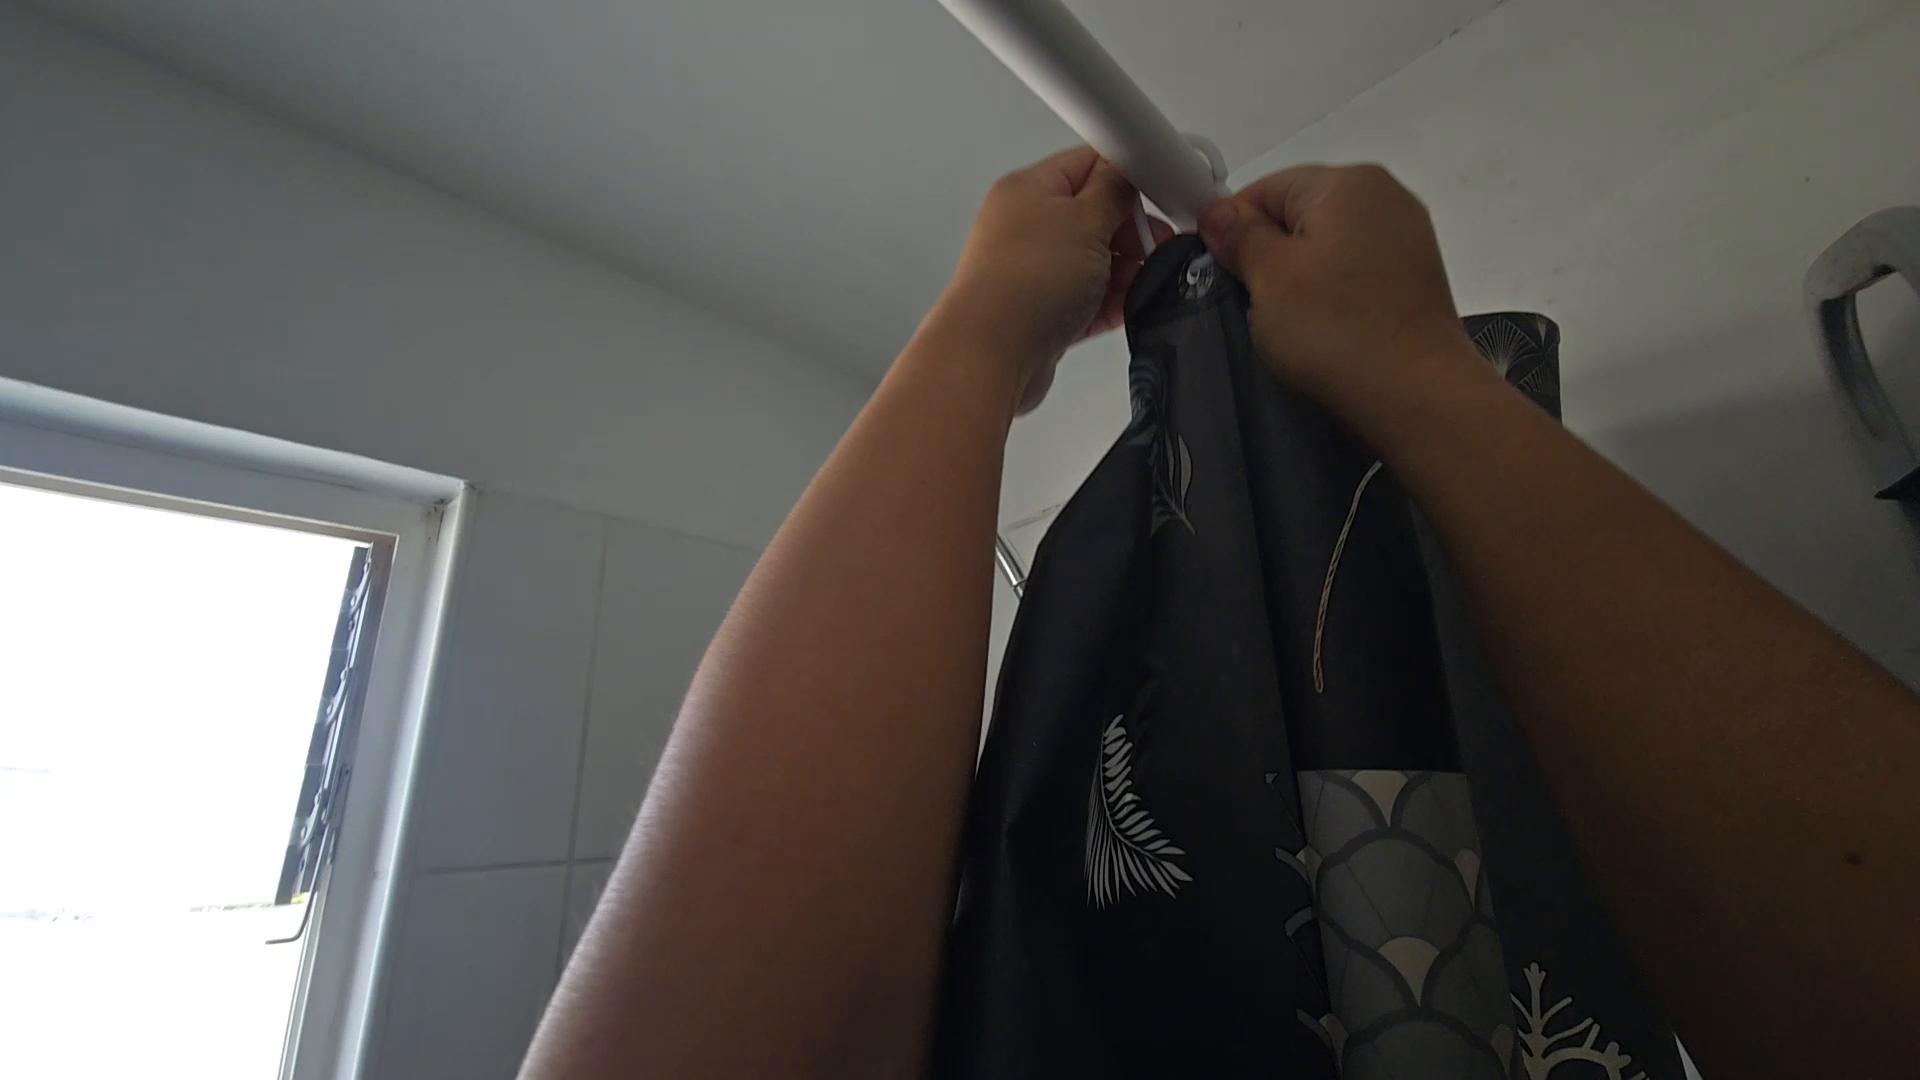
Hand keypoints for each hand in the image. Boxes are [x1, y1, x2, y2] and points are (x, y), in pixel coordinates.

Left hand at [932, 146, 1171, 413]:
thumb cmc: (1021, 285)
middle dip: (1130, 233)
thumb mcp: (1085, 220)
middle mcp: (1026, 232)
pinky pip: (1086, 303)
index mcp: (1028, 191)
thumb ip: (1113, 192)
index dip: (1126, 178)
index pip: (1087, 165)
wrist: (992, 356)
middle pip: (1094, 219)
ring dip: (1123, 272)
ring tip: (1143, 280)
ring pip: (1092, 266)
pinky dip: (1109, 304)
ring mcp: (1033, 276)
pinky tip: (1129, 305)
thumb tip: (1125, 176)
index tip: (1158, 193)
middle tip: (1153, 245)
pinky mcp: (1042, 317)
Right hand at [1197, 164, 1482, 423]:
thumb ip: (1238, 236)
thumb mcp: (1267, 276)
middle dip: (1263, 253)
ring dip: (1293, 279)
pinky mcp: (1410, 280)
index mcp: (1346, 183)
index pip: (1266, 187)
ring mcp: (1404, 239)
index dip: (1229, 225)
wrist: (1409, 391)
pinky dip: (1325, 295)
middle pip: (1297, 215)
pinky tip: (1314, 329)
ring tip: (1279, 321)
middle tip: (1242, 299)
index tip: (1211, 268)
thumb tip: (1216, 211)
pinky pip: (1349, 274)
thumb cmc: (1332, 327)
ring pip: (1323, 247)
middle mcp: (1384, 197)